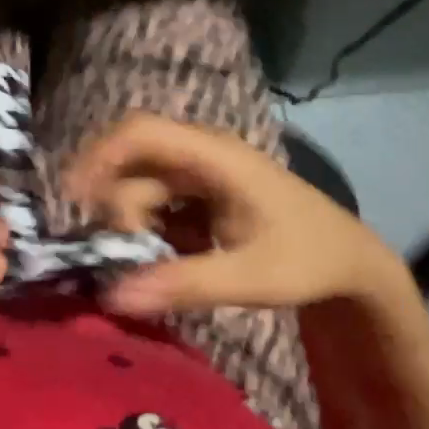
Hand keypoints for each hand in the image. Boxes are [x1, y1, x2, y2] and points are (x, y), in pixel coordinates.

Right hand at [63, 114, 410, 315]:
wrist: (355, 266)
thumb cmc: (310, 263)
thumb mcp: (252, 278)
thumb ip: (184, 284)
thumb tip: (113, 296)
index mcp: (215, 156)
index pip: (140, 132)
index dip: (98, 156)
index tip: (73, 198)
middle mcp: (199, 153)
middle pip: (129, 163)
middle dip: (117, 207)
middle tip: (126, 252)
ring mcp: (196, 171)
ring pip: (135, 183)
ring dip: (132, 222)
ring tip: (153, 261)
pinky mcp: (194, 190)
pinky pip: (150, 199)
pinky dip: (148, 228)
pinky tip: (170, 255)